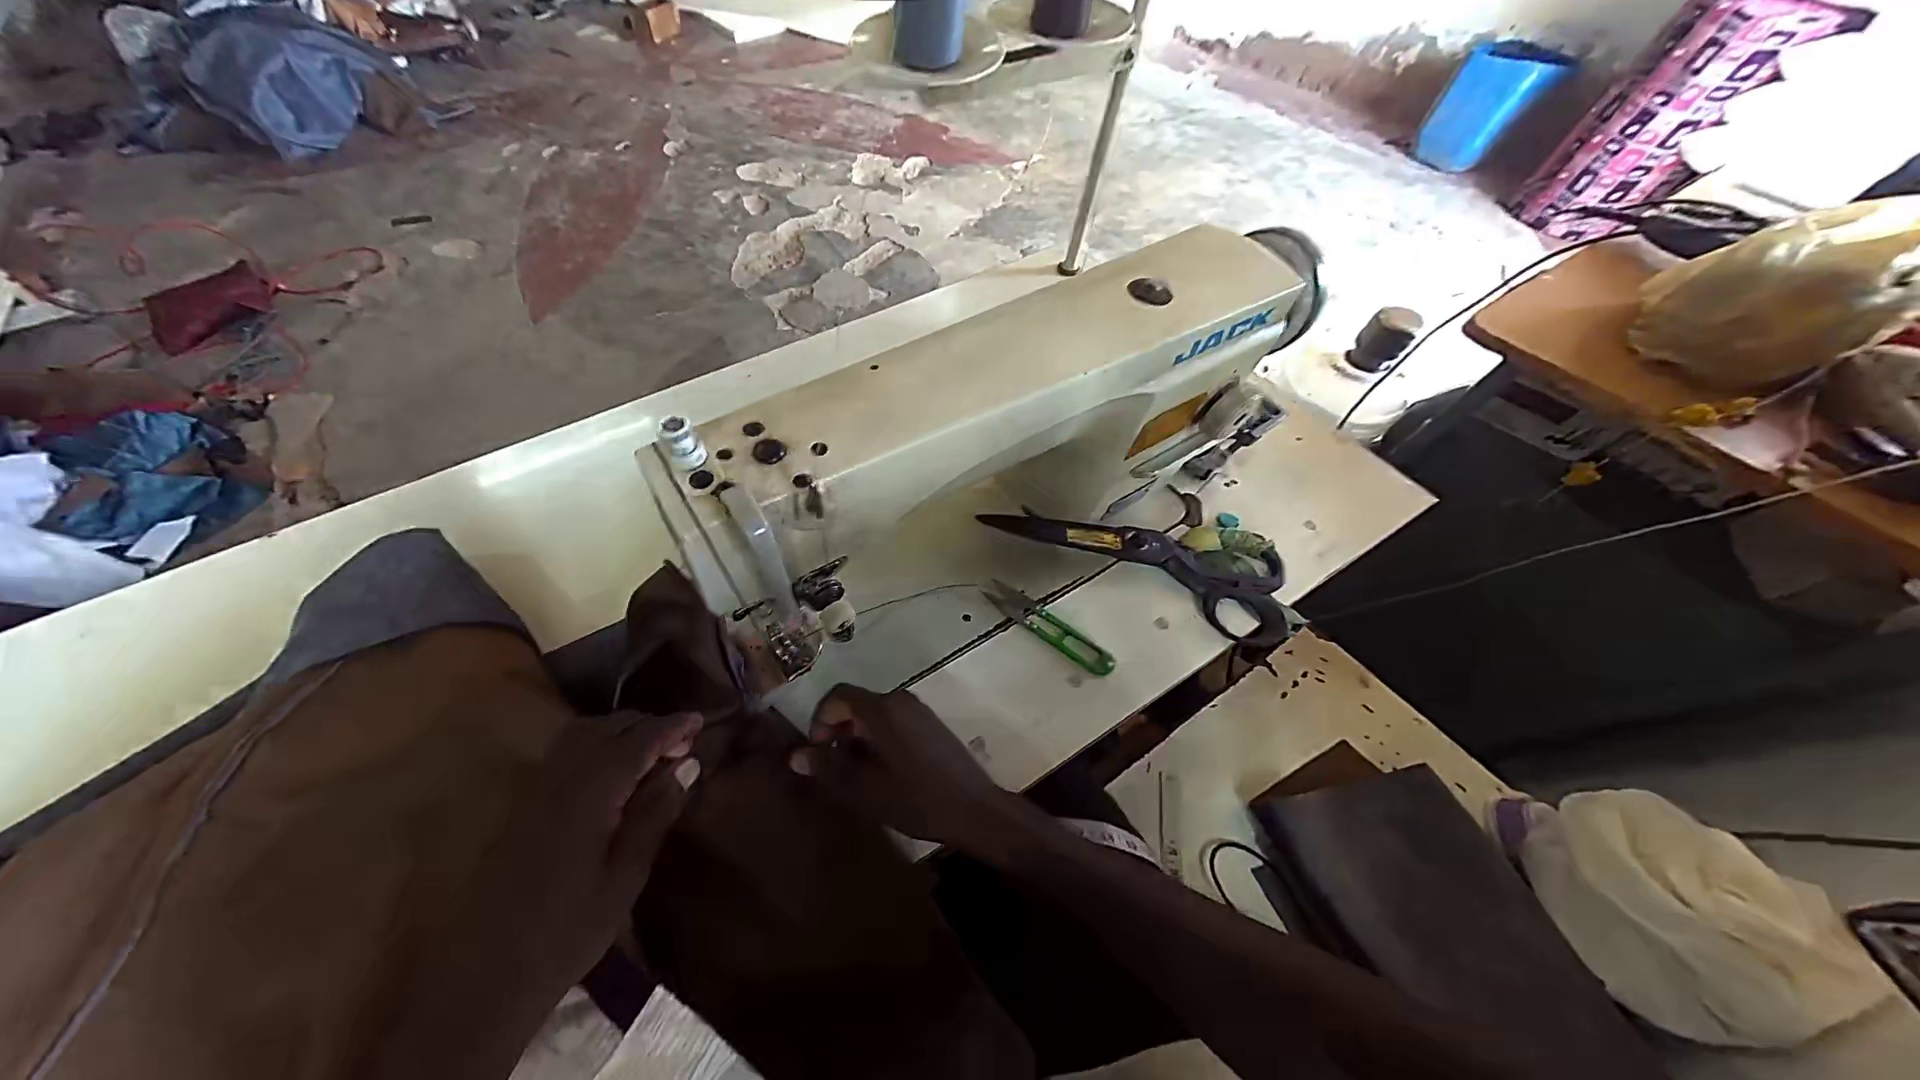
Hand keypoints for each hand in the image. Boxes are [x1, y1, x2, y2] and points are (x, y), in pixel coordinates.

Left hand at [364, 712, 702, 1078]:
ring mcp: (533, 794)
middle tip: (682, 741)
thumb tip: (687, 766)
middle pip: (604, 729)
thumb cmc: (567, 934)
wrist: (483, 981)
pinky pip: (564, 756)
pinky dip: (597, 747)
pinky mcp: (521, 809)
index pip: (634, 742)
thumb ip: (654, 815)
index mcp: (586, 797)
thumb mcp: (625, 878)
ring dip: (619, 732)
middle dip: (646, 725)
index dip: (670, 726)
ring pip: (579, 737)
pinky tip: (615, 773)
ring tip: (653, 751)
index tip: (700, 720)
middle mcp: (556, 783)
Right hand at [788, 685, 1024, 851]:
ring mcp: (920, 710)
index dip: (820, 720)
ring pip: (875, 714)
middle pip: (856, 704)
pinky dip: (879, 738)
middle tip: (835, 768)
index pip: (838, 696)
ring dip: (858, 737)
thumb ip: (828, 768)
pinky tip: (884, 771)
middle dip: (838, 731)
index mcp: (883, 709)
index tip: (818, 753)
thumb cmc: (917, 799)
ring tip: (859, 775)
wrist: (975, 809)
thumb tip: (795, 755)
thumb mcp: (865, 789)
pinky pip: (895, 720)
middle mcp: (901, 700)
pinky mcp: (931, 723)